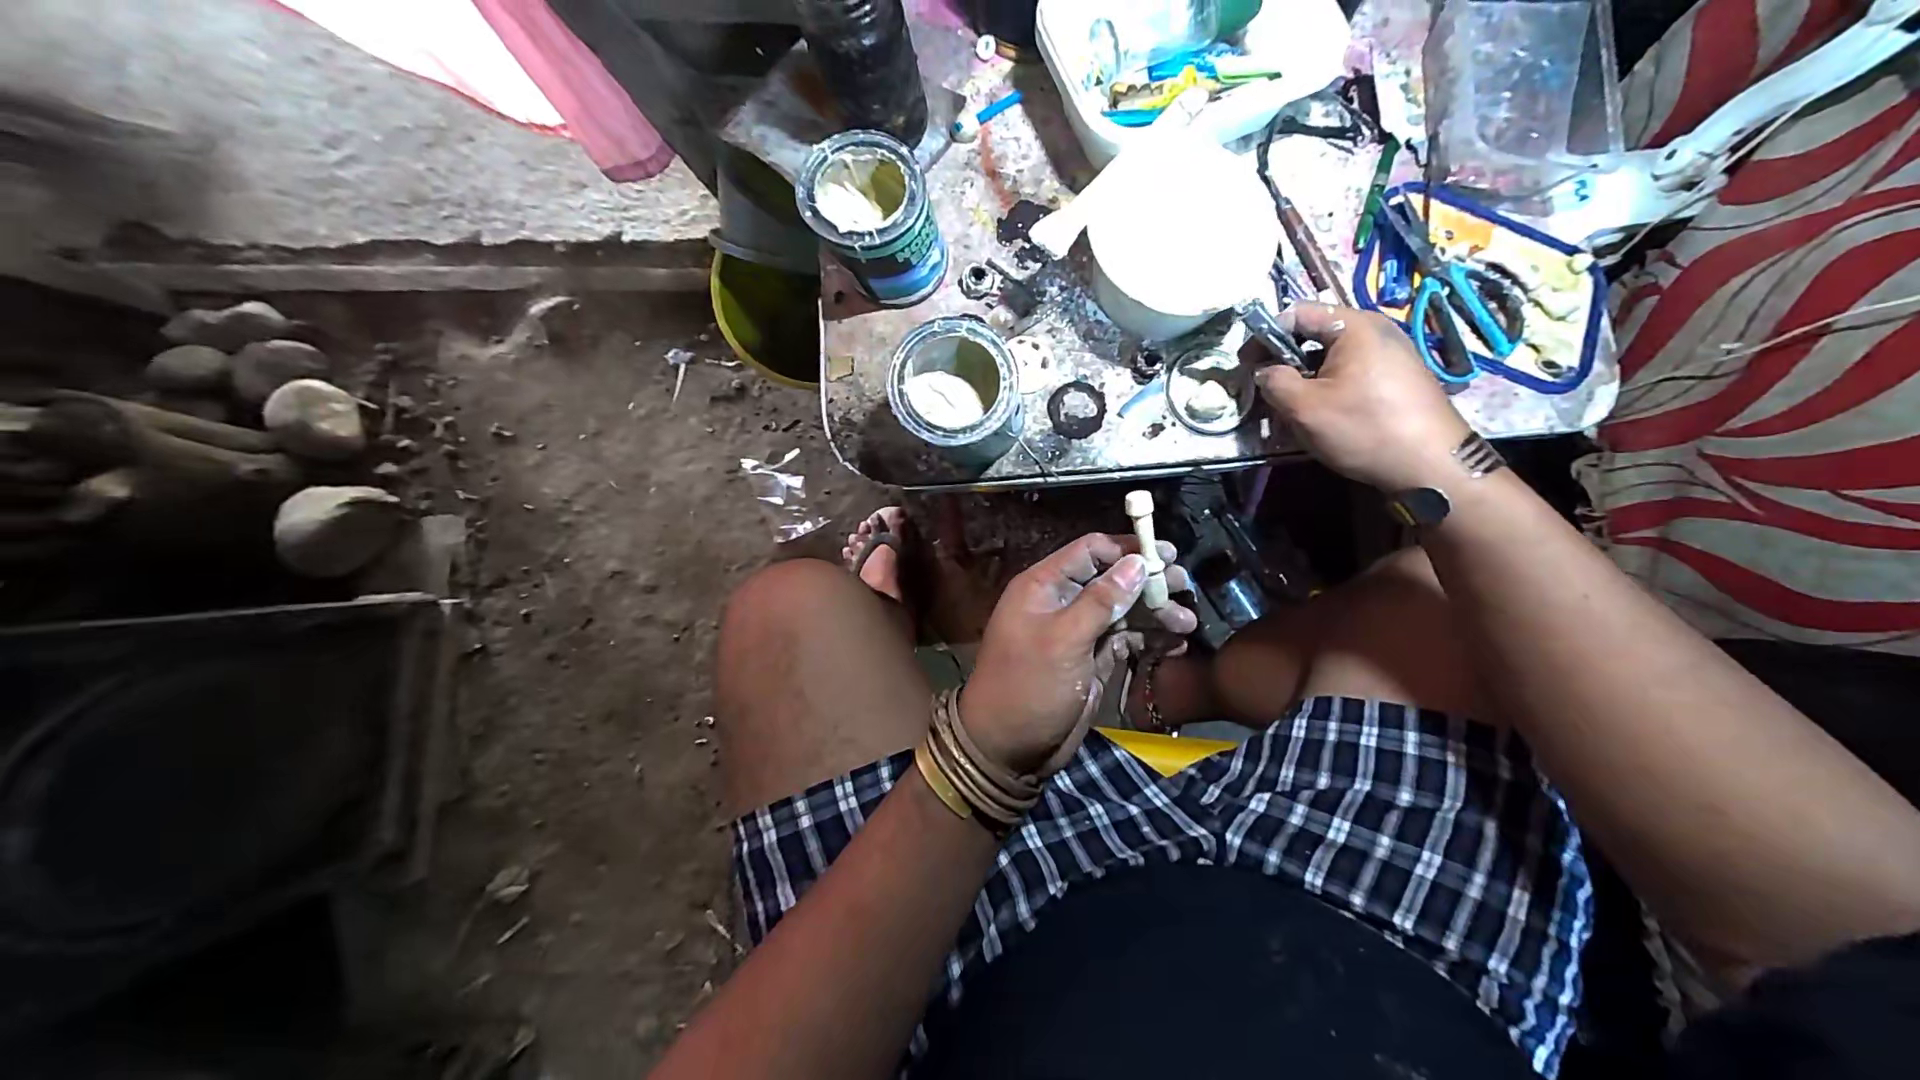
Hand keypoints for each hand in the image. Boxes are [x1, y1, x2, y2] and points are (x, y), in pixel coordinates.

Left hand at [960, 533, 1195, 775]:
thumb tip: (1137, 562)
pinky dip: (1149, 639)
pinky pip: (1125, 638)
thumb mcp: (1063, 640)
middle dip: (1148, 582)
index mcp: (1044, 586)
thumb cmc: (1028, 686)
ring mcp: (1079, 631)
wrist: (1008, 749)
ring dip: (1155, 613)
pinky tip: (1175, 643)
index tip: (1166, 555)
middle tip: (1184, 588)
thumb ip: (1101, 600)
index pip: (1090, 551)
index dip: (1127, 549)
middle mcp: (1062, 602)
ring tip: (1186, 624)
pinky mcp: (1092, 659)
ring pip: (1123, 610)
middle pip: (1112, 578)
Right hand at [1253, 303, 1473, 491]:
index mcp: (1354, 326)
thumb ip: (1275, 382)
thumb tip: (1265, 371)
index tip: (1248, 366)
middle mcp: (1376, 329)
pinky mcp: (1398, 375)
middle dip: (1285, 360)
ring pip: (1332, 356)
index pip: (1296, 313)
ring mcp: (1392, 352)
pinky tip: (1324, 414)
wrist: (1432, 464)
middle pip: (1315, 334)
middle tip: (1269, 391)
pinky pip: (1352, 370)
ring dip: (1306, 377)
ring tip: (1293, 408)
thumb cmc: (1364, 429)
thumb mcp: (1305, 408)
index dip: (1265, 336)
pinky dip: (1329, 386)